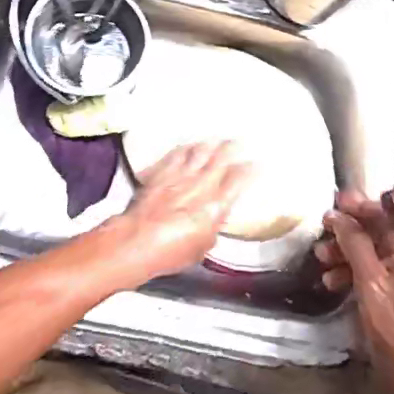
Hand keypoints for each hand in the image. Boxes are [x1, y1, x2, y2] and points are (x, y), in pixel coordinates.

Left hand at [103, 141, 250, 284]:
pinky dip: (185, 148)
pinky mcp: (161, 172)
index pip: (238, 180)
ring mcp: (179, 175)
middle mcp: (201, 184)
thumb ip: (211, 228)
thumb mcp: (202, 247)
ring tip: (215, 140)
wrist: (136, 241)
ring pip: (199, 151)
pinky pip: (176, 154)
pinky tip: (188, 146)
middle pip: (220, 158)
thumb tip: (213, 220)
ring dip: (210, 144)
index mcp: (216, 205)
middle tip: (238, 142)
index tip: (256, 164)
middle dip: (232, 148)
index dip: (250, 170)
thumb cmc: (172, 253)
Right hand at [317, 191, 393, 393]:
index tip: (333, 202)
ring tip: (320, 258)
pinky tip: (330, 280)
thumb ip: (354, 242)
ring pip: (365, 253)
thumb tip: (337, 213)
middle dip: (345, 231)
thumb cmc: (391, 322)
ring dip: (342, 252)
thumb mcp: (369, 278)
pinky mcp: (387, 294)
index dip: (358, 206)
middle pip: (372, 233)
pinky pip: (365, 272)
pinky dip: (347, 272)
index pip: (383, 215)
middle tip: (321, 232)